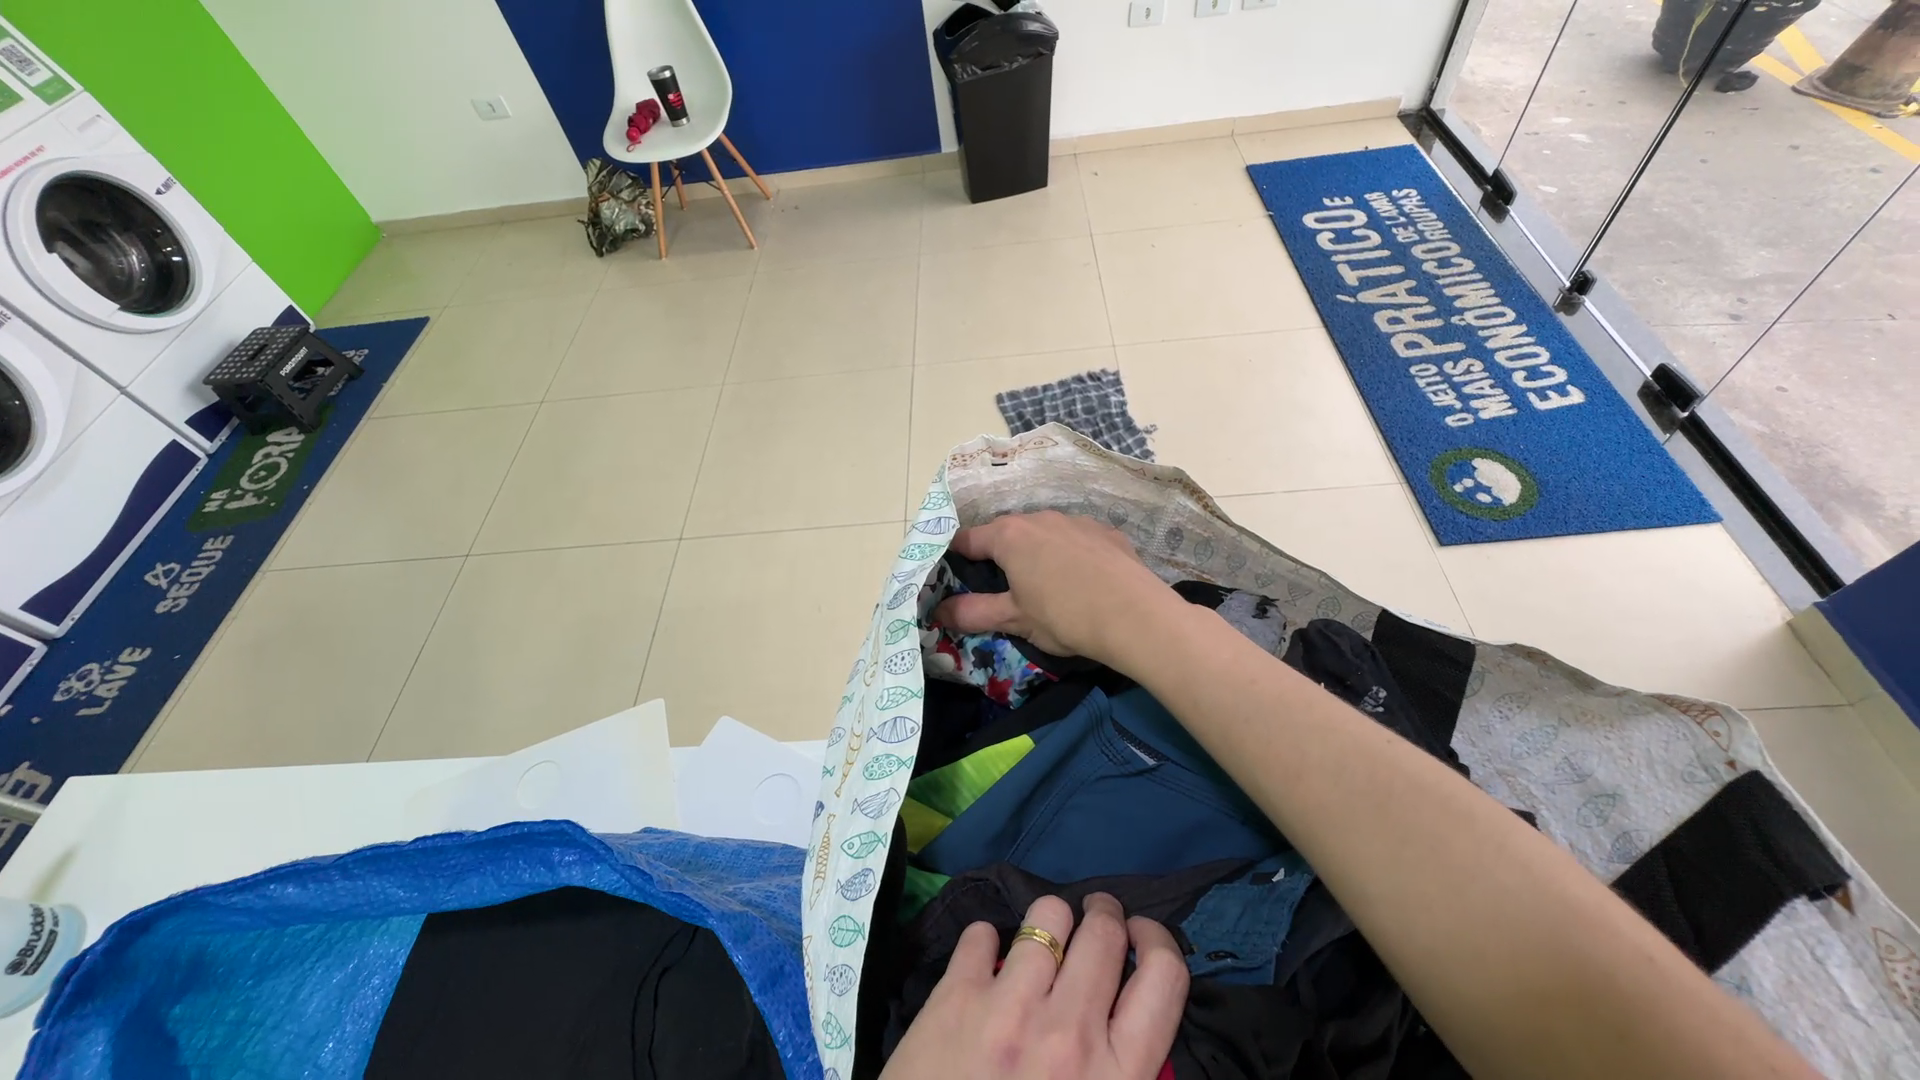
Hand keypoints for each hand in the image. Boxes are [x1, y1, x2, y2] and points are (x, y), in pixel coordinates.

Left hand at [880, 893, 1188, 1079]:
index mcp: (1118, 1074)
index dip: (1157, 940)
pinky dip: (984, 940)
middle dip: (1104, 913)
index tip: (1140, 938)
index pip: (1164, 974)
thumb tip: (1128, 1013)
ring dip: (1050, 918)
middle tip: (1096, 917)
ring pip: (1048, 915)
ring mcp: (1010, 1008)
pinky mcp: (955, 998)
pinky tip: (984, 958)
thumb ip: (1122, 1068)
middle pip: (1104, 932)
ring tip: (1042, 933)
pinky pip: (981, 934)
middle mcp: (1070, 1031)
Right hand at [932, 512, 1180, 663]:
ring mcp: (1077, 521)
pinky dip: (1071, 555)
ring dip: (1037, 553)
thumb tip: (939, 611)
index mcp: (1010, 536)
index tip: (953, 576)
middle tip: (1001, 588)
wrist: (1135, 616)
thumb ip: (974, 613)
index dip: (956, 557)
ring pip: (1044, 533)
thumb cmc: (1065, 616)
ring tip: (1044, 585)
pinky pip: (1077, 539)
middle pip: (1007, 533)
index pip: (968, 539)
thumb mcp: (1015, 620)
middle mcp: (1040, 518)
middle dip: (999, 556)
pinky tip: (1082, 581)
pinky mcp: (1106, 532)